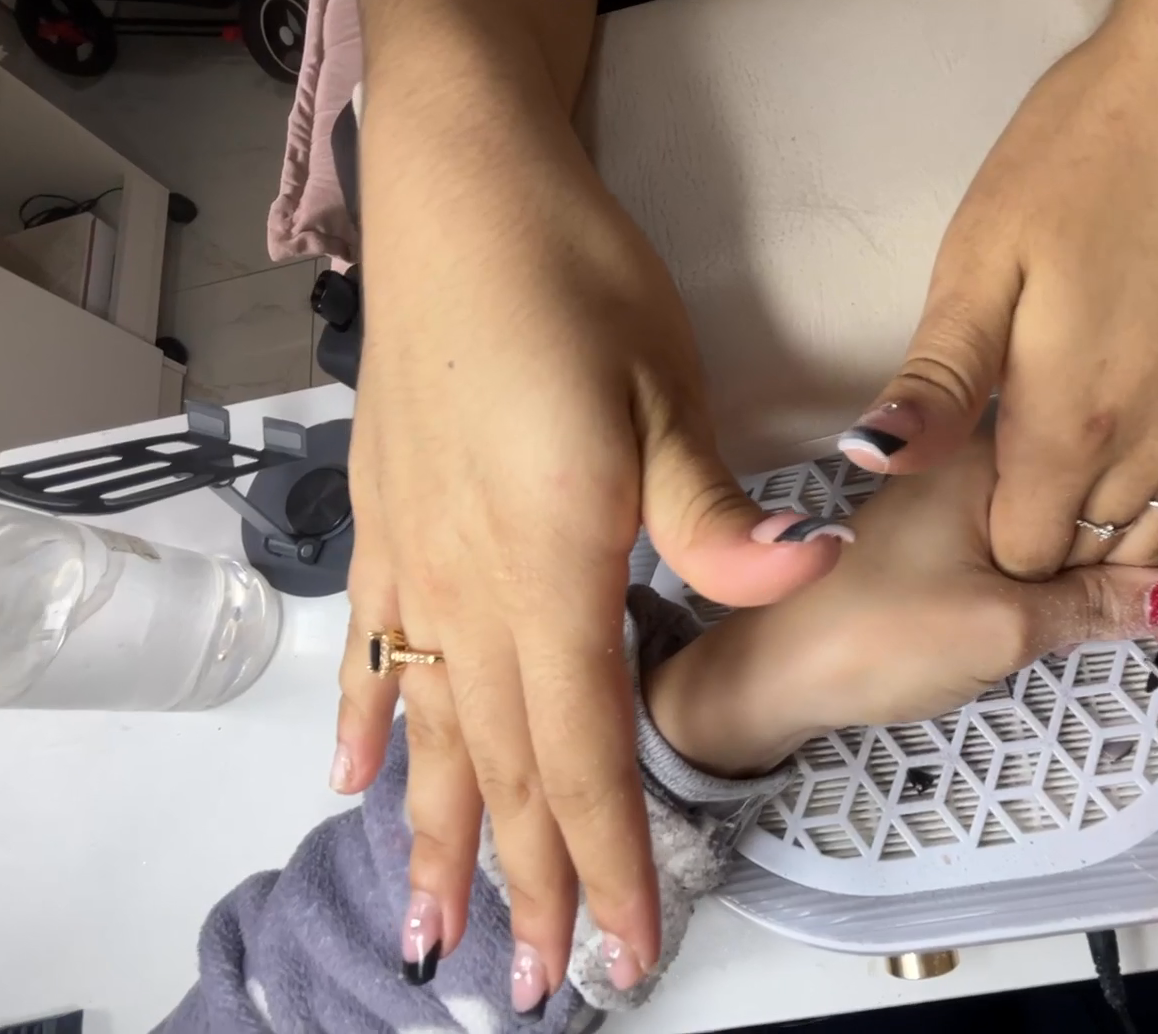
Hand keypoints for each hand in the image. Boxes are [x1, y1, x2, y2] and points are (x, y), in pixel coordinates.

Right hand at [338, 0, 846, 995]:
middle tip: (535, 982)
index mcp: (553, 560)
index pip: (586, 742)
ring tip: (434, 932)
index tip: (621, 947)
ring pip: (437, 728)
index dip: (609, 851)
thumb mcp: (663, 390)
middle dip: (531, 875)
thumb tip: (797, 575)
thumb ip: (712, 509)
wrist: (466, 202)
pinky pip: (379, 646)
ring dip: (445, 835)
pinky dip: (375, 727)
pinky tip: (360, 781)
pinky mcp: (391, 514)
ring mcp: (419, 552)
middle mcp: (472, 580)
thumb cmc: (575, 290)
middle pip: (507, 760)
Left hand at [644, 436, 1157, 775]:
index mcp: (1001, 449)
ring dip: (1157, 571)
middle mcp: (998, 454)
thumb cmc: (878, 635)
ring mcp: (983, 490)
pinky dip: (1105, 577)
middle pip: (1123, 497)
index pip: (1133, 476)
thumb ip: (1097, 601)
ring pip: (1095, 522)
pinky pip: (1058, 544)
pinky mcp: (969, 531)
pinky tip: (1147, 607)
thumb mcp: (998, 624)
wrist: (779, 667)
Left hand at [840, 0, 1157, 584]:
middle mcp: (1155, 447)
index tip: (981, 533)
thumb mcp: (982, 261)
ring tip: (1100, 561)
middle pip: (1094, 553)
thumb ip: (935, 383)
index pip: (1026, 549)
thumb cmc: (1098, 152)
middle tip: (1033, 534)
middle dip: (1057, 559)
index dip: (999, 551)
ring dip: (1127, 560)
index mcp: (1066, 426)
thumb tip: (869, 460)